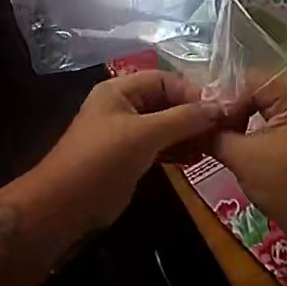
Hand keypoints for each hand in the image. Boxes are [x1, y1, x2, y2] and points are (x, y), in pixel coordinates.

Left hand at [31, 71, 223, 232]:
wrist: (64, 206)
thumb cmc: (101, 161)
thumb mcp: (144, 135)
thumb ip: (182, 119)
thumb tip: (219, 108)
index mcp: (119, 90)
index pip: (164, 79)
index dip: (191, 91)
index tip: (220, 111)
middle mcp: (122, 107)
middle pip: (166, 101)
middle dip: (193, 114)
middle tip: (223, 130)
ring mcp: (126, 133)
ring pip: (165, 125)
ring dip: (188, 133)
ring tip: (215, 145)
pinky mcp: (129, 158)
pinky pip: (160, 146)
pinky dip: (177, 149)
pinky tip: (197, 158)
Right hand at [208, 76, 286, 236]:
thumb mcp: (243, 158)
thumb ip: (214, 134)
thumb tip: (189, 123)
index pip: (249, 81)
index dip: (221, 98)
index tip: (199, 119)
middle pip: (255, 91)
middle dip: (228, 109)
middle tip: (202, 128)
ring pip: (261, 107)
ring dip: (237, 120)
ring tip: (213, 136)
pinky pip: (270, 121)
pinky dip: (250, 130)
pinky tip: (231, 143)